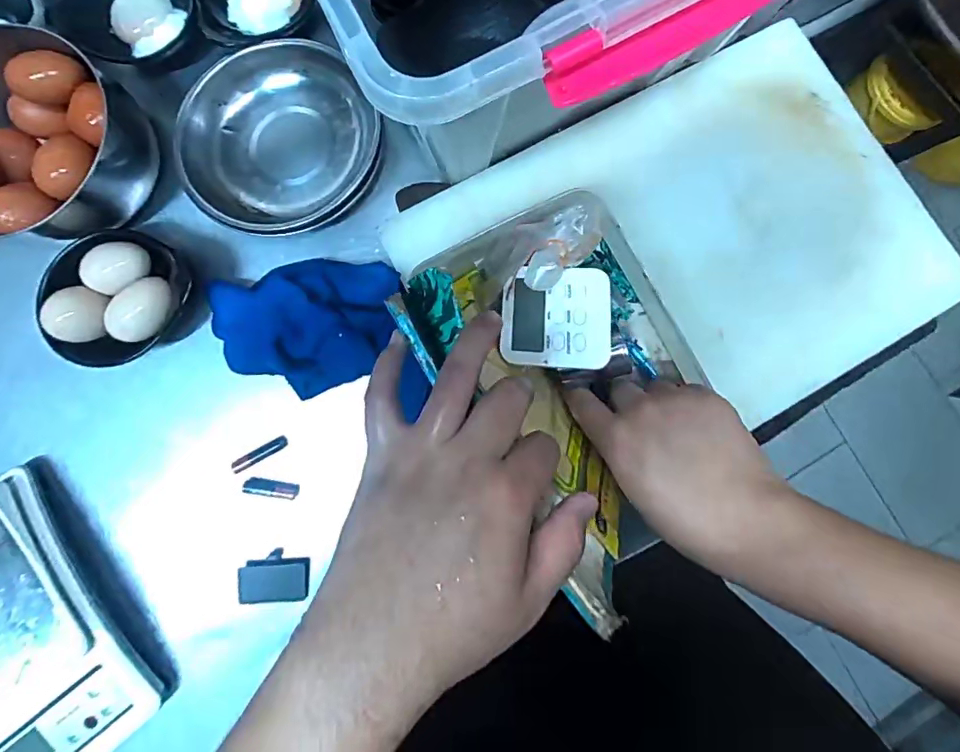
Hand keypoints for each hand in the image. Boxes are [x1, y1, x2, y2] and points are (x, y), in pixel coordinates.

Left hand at [265, 313, 595, 745]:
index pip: (544, 448)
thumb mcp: (526, 603)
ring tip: (489, 317)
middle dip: (520, 395)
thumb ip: (563, 545)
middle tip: (520, 398)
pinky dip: (388, 366)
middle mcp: (466, 457)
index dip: (547, 456)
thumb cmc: (455, 628)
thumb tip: (585, 497)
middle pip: (506, 402)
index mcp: (507, 493)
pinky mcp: (379, 452)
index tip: (539, 473)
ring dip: (474, 342)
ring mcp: (419, 448)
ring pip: (453, 379)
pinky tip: (398, 340)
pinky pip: (380, 397)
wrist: (374, 643)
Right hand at [564, 378, 808, 582]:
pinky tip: (701, 427)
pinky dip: (686, 404)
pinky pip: (685, 390)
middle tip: (639, 421)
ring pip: (654, 386)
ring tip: (675, 425)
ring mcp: (674, 398)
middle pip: (618, 386)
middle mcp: (638, 409)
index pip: (580, 400)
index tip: (580, 398)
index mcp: (615, 438)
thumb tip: (622, 442)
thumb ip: (620, 455)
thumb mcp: (634, 491)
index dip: (579, 397)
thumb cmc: (685, 522)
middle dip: (622, 400)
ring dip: (656, 400)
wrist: (748, 518)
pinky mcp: (705, 395)